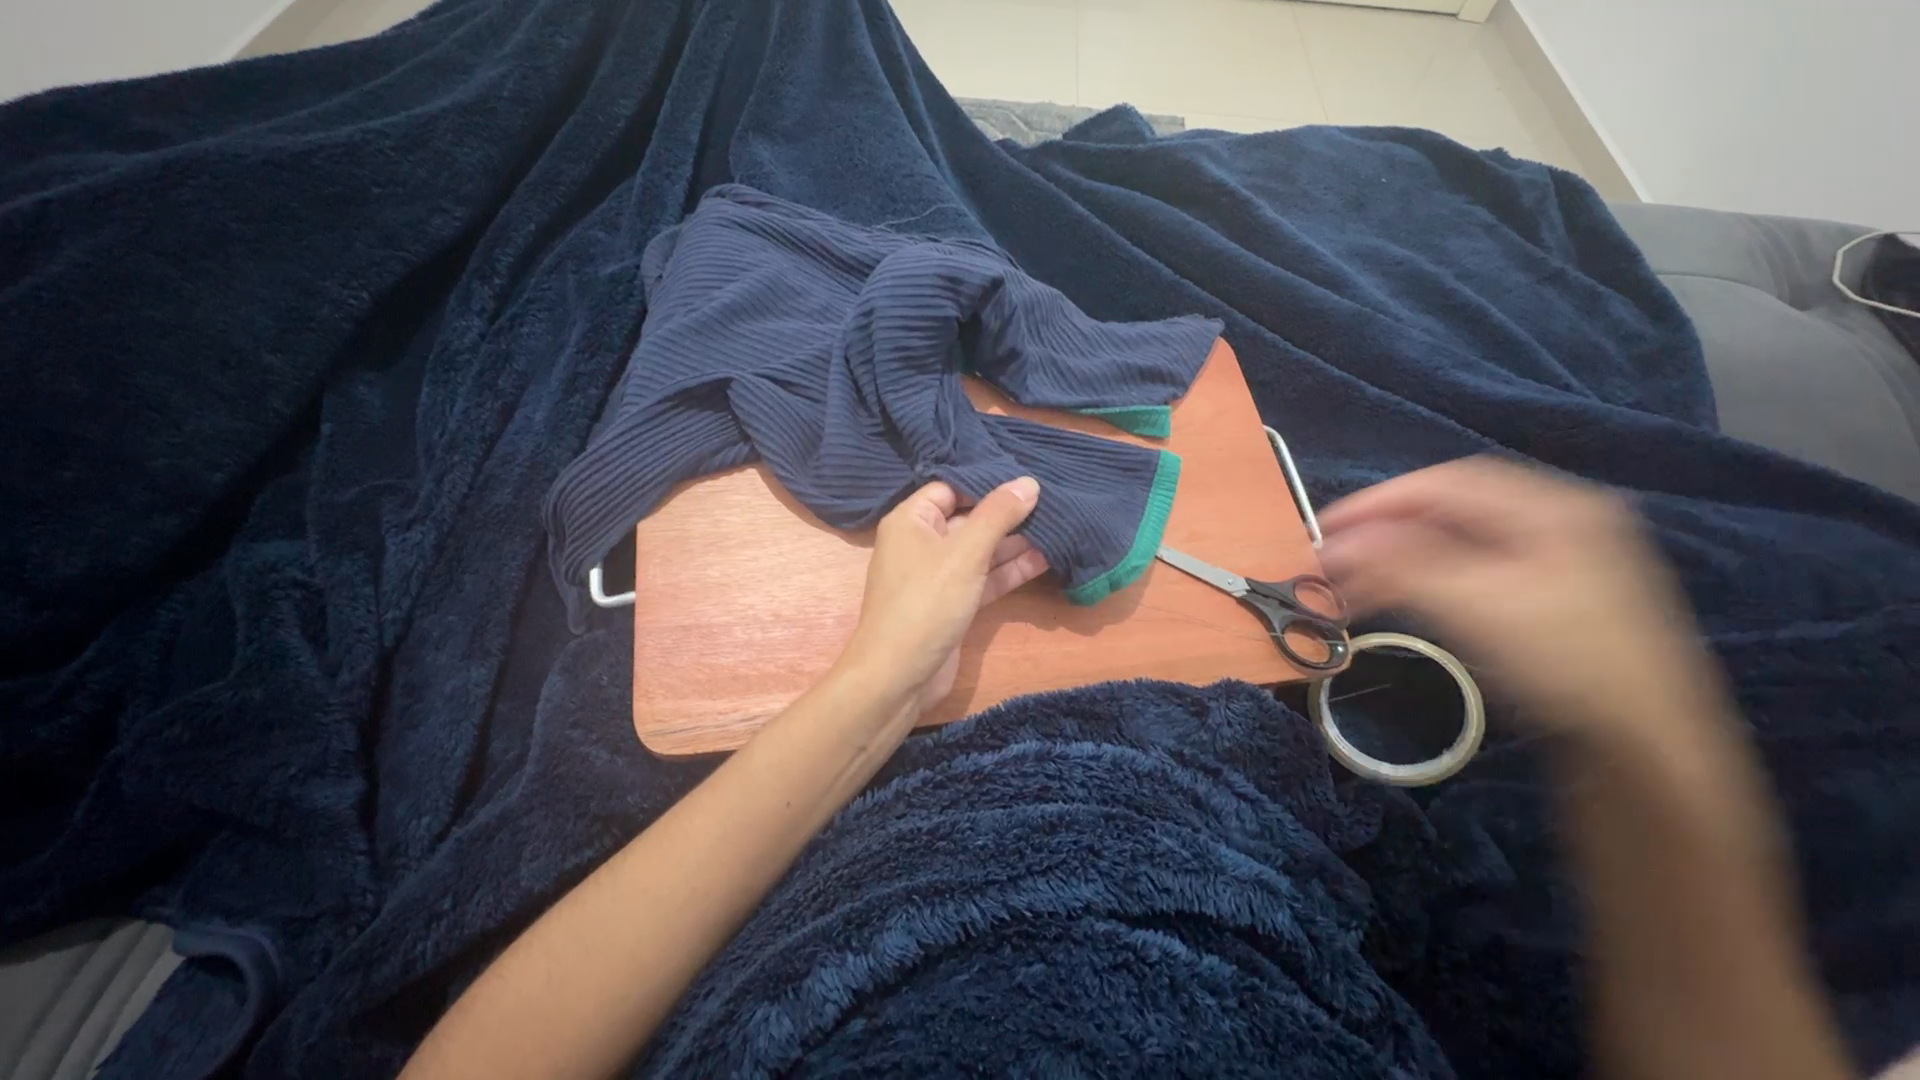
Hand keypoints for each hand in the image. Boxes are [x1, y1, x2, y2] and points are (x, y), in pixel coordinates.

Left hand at [839, 477, 1049, 711]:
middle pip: (969, 518)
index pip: (951, 487)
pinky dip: (1010, 571)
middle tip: (1053, 501)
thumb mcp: (965, 553)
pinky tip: (1045, 559)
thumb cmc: (926, 602)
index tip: (1027, 478)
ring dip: (1015, 543)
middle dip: (1008, 513)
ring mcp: (938, 576)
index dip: (987, 482)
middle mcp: (922, 543)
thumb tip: (1028, 482)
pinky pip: (984, 578)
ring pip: (981, 551)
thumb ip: (998, 515)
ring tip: (1058, 528)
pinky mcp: (953, 604)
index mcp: (911, 520)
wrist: (899, 675)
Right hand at [1317, 457, 1725, 739]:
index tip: (1325, 529)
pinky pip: (1475, 571)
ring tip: (1355, 581)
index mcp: (1555, 508)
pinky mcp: (1553, 601)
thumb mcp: (1477, 605)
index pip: (1449, 483)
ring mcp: (1562, 563)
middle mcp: (1561, 523)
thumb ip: (1401, 564)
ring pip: (1461, 542)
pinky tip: (1402, 598)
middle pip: (1453, 510)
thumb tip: (1335, 542)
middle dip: (1387, 530)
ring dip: (1401, 557)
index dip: (1380, 501)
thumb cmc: (1567, 663)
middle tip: (1336, 556)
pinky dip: (1428, 579)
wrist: (1648, 747)